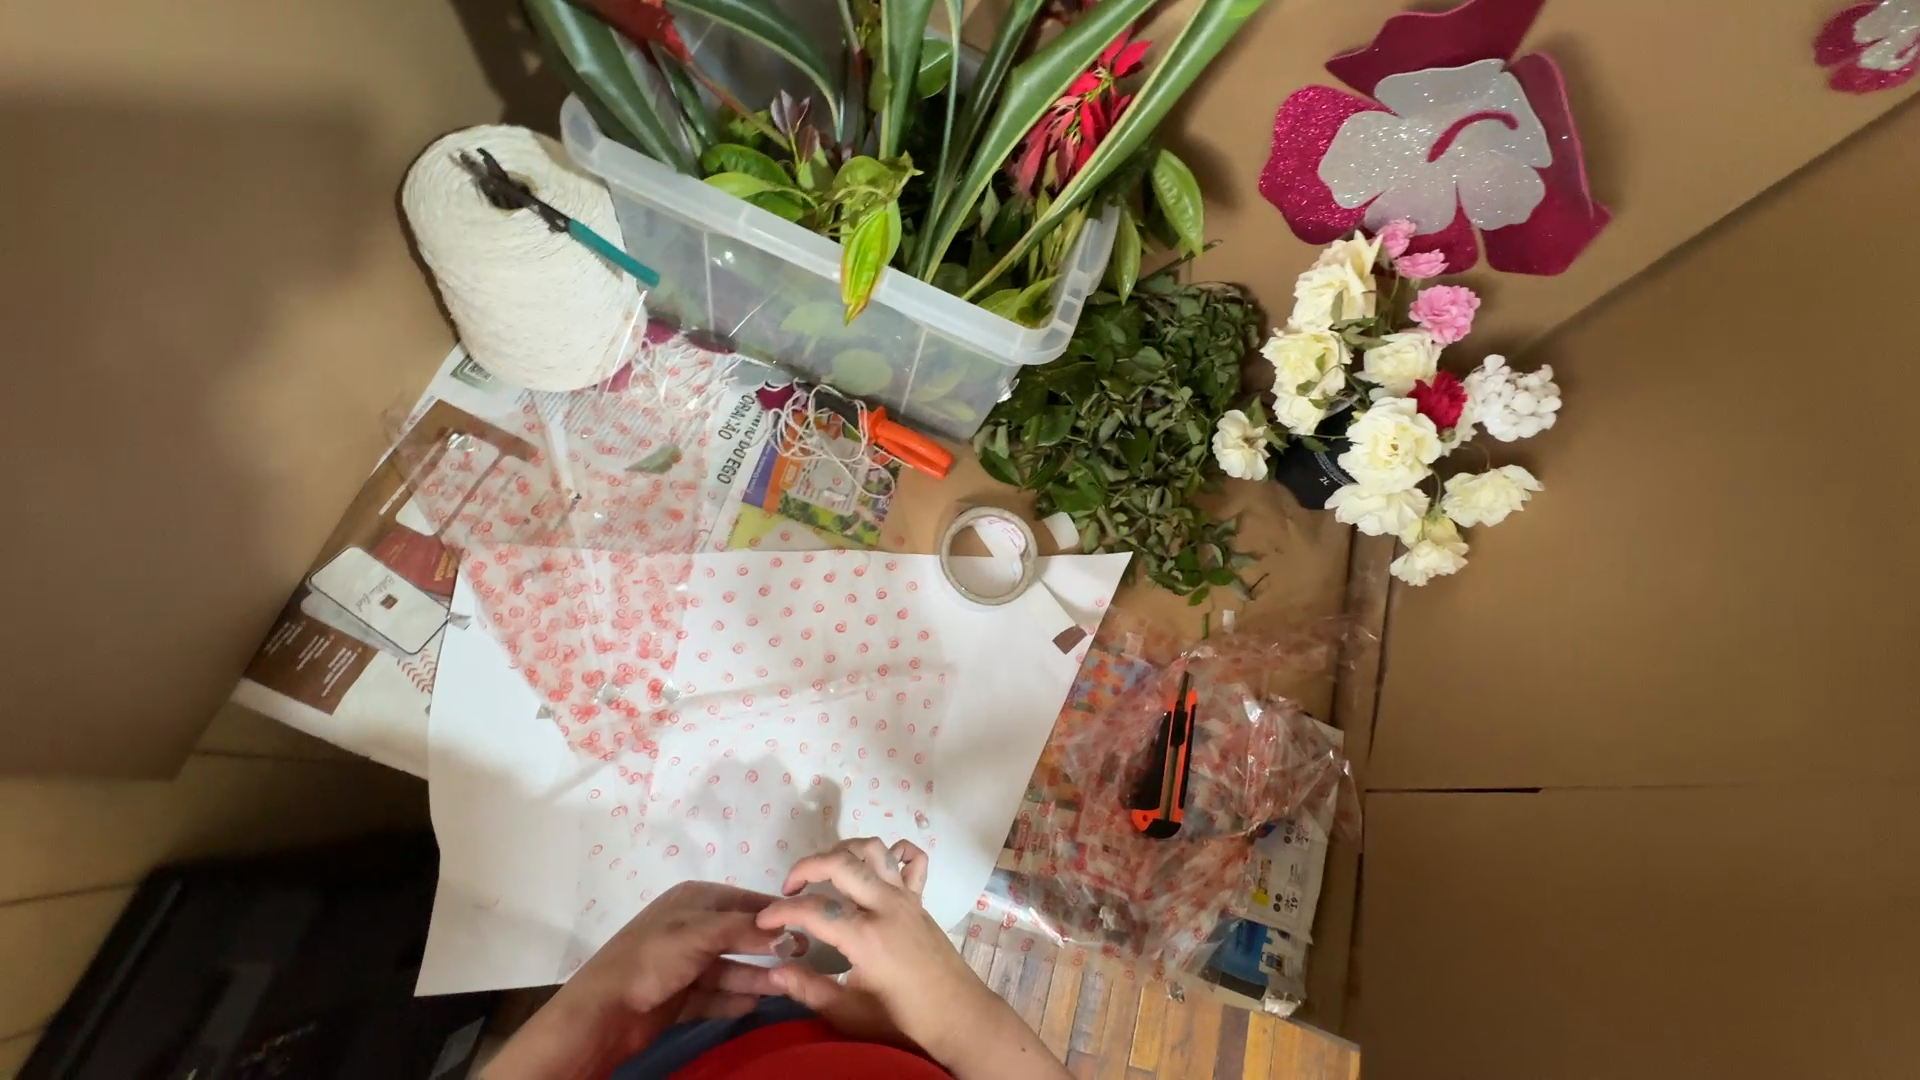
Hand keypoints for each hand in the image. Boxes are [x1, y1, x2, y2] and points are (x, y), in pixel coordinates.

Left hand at [485, 881, 783, 1079]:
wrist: (601, 1012)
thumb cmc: (653, 958)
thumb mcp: (702, 933)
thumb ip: (745, 929)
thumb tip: (787, 929)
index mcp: (694, 900)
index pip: (744, 900)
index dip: (773, 911)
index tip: (806, 922)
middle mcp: (692, 927)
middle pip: (739, 935)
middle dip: (768, 946)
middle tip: (803, 956)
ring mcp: (685, 963)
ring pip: (729, 967)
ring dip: (756, 975)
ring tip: (787, 985)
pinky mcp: (679, 995)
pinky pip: (715, 995)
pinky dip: (734, 998)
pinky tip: (757, 1004)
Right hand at [756, 838, 1067, 1078]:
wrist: (957, 1016)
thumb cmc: (901, 1020)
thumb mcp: (849, 1013)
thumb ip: (809, 988)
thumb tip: (774, 969)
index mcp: (865, 937)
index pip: (813, 911)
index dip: (781, 913)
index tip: (763, 922)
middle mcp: (885, 905)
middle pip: (842, 862)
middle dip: (808, 865)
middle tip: (790, 886)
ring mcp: (906, 897)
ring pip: (874, 849)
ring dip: (845, 850)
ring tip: (826, 870)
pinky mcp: (921, 897)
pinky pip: (913, 858)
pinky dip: (895, 852)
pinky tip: (878, 866)